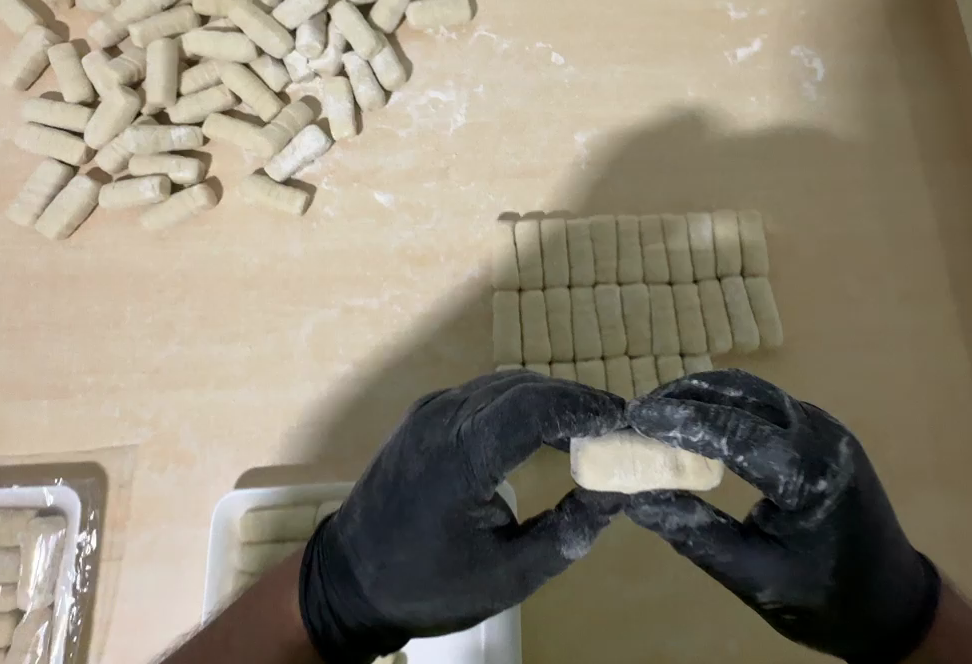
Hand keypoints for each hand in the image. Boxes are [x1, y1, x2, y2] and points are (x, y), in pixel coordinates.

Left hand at [298, 371, 626, 662]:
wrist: (347, 580)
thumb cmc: (429, 586)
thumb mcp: (507, 576)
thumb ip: (565, 532)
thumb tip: (617, 493)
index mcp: (460, 455)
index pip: (532, 407)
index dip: (583, 408)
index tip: (625, 422)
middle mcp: (444, 416)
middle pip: (522, 388)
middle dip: (574, 401)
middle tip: (618, 426)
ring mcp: (431, 409)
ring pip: (504, 385)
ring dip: (550, 399)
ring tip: (590, 427)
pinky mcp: (426, 412)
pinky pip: (484, 394)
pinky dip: (522, 403)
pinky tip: (545, 427)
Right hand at [620, 370, 940, 663]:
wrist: (896, 605)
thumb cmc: (826, 600)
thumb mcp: (756, 578)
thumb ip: (696, 535)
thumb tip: (637, 499)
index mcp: (808, 474)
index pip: (732, 430)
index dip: (679, 421)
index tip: (634, 418)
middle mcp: (819, 434)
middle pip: (740, 394)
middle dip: (685, 398)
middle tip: (639, 413)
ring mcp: (824, 424)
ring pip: (751, 390)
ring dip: (703, 395)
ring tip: (659, 414)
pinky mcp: (820, 427)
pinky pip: (764, 401)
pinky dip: (725, 404)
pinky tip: (698, 421)